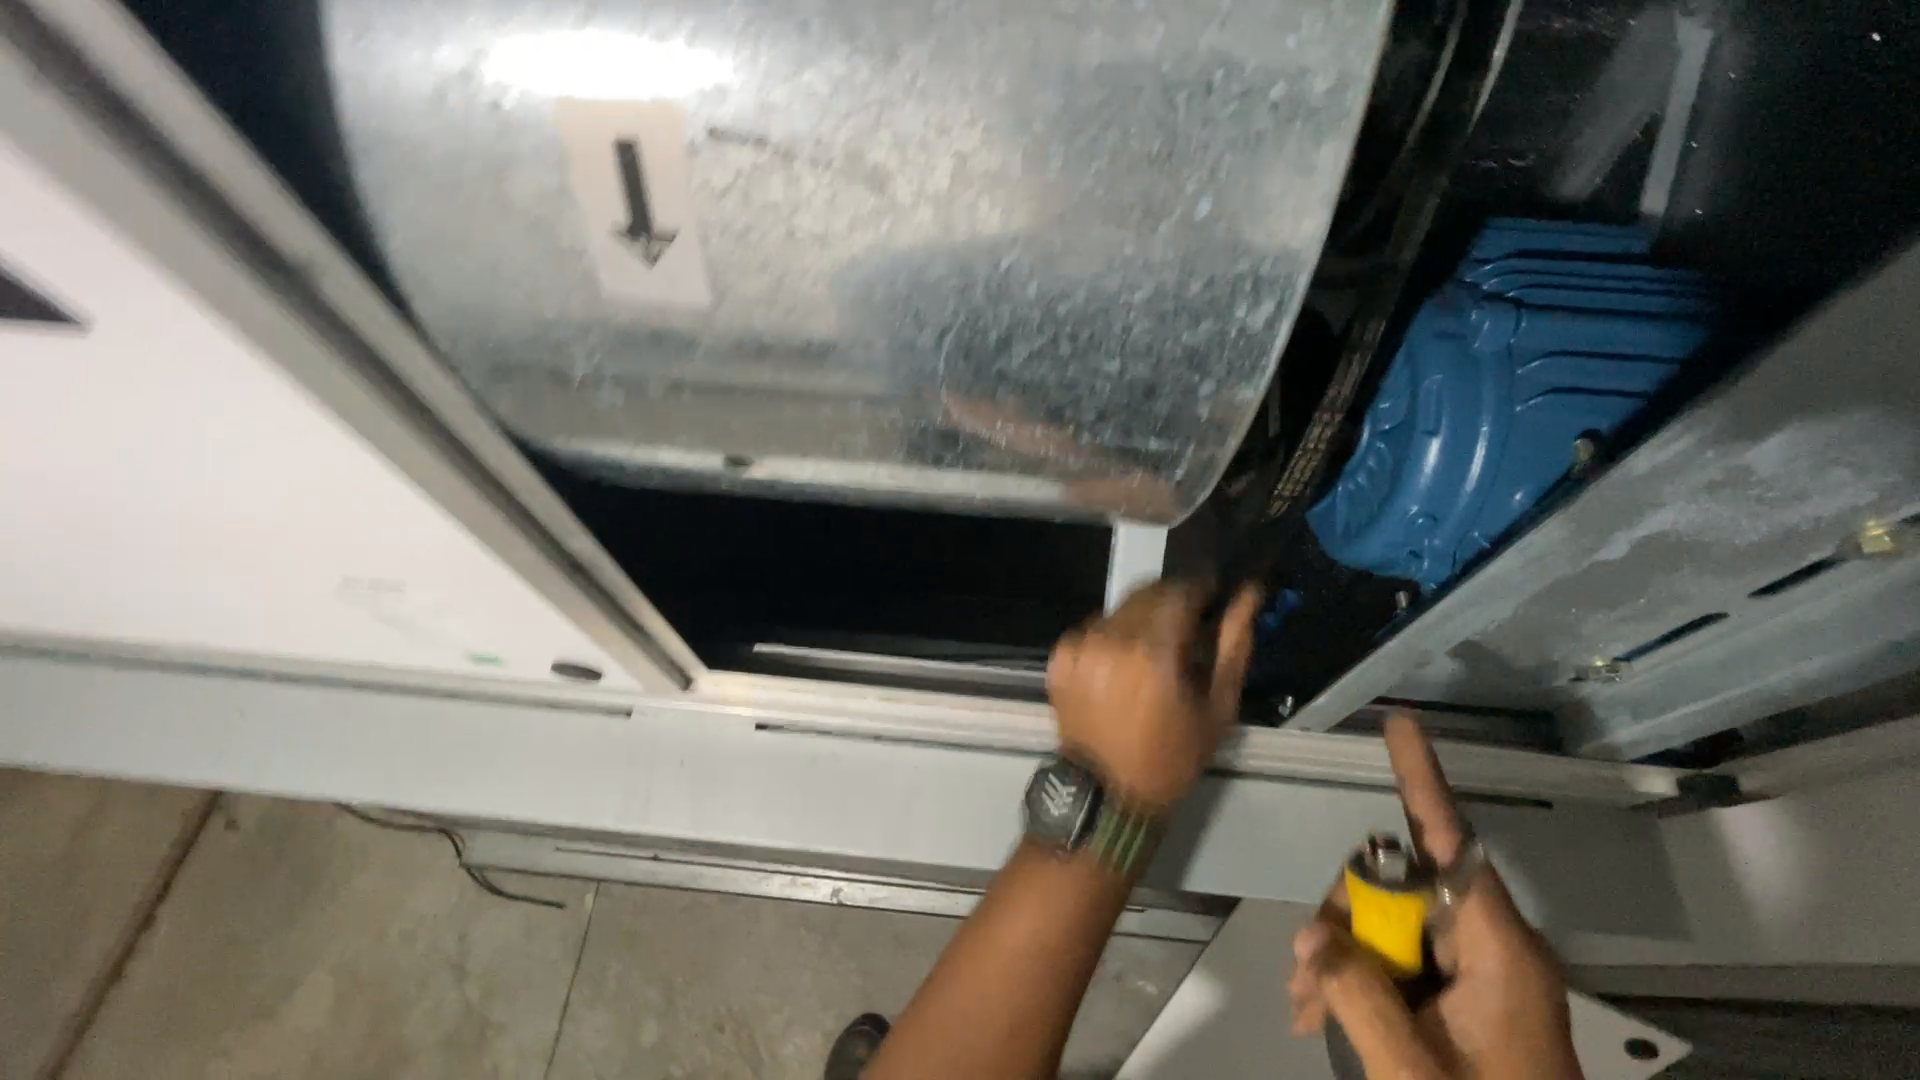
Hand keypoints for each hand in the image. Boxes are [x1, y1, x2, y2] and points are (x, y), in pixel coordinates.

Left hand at [1045, 582, 1261, 808]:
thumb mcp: (1217, 706)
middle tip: (1186, 628)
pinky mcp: (1059, 657)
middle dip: (1171, 602)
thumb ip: (1233, 644)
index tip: (1212, 600)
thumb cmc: (1172, 755)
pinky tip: (1123, 665)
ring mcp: (1080, 645)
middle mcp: (1111, 637)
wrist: (1108, 794)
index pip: (1181, 590)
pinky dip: (1111, 636)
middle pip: (1147, 593)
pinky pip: (1093, 628)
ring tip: (1153, 652)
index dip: (1201, 589)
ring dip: (1140, 618)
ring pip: (1118, 608)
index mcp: (1154, 649)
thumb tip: (1248, 594)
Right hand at [1289, 714, 1582, 1079]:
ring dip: (1337, 957)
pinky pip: (1392, 958)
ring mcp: (1474, 971)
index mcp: (1500, 954)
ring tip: (1306, 1008)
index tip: (1402, 724)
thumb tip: (1312, 936)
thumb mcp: (1414, 1075)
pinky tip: (1320, 1011)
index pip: (1452, 845)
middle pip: (1397, 888)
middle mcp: (1489, 947)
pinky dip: (1352, 978)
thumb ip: (1357, 998)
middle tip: (1304, 979)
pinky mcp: (1459, 994)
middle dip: (1341, 919)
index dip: (1423, 781)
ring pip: (1385, 923)